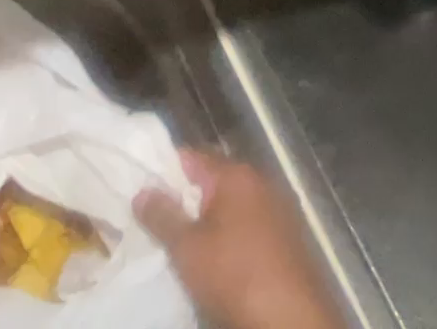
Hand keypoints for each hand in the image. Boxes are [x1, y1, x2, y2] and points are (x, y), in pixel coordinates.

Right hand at [134, 148, 341, 328]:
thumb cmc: (236, 278)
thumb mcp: (186, 248)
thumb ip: (160, 215)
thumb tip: (142, 192)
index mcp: (236, 175)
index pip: (189, 156)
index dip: (163, 171)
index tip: (144, 191)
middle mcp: (263, 185)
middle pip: (213, 181)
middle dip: (187, 198)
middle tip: (160, 220)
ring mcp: (283, 215)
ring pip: (233, 207)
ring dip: (211, 221)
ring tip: (187, 245)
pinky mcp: (294, 245)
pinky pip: (252, 229)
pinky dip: (234, 238)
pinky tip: (220, 262)